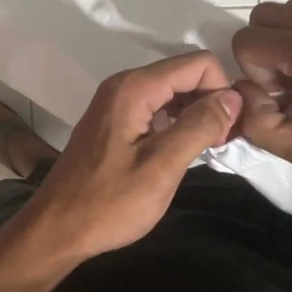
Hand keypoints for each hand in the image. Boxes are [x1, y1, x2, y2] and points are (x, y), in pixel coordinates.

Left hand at [20, 51, 243, 261]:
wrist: (58, 227)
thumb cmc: (109, 202)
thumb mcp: (162, 166)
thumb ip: (199, 127)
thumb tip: (233, 97)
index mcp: (134, 89)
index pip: (197, 63)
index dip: (222, 91)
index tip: (229, 131)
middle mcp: (123, 86)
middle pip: (184, 74)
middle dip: (211, 101)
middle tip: (222, 144)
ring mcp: (115, 103)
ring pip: (171, 91)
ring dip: (195, 113)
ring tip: (207, 149)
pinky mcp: (113, 122)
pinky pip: (155, 108)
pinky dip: (176, 122)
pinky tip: (182, 151)